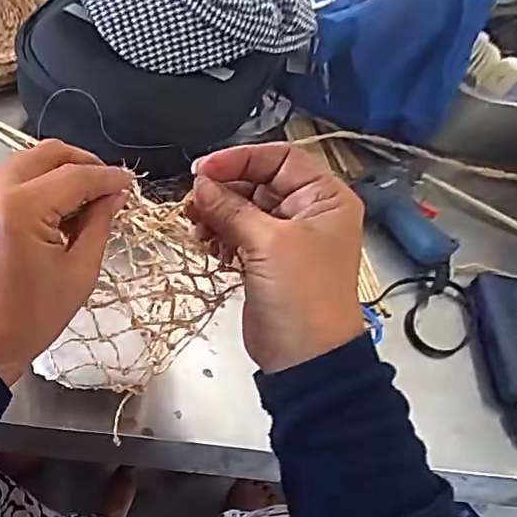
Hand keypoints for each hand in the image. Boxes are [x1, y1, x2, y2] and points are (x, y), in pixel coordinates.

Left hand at [0, 140, 131, 383]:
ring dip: (57, 174)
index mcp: (19, 210)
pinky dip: (33, 187)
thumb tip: (114, 195)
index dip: (106, 177)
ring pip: (25, 163)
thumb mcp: (80, 272)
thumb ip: (99, 224)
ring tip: (81, 202)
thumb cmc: (34, 317)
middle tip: (106, 185)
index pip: (73, 176)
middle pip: (46, 154)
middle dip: (82, 164)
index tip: (127, 182)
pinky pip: (7, 182)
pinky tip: (52, 212)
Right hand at [185, 142, 365, 372]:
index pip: (279, 159)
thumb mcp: (269, 243)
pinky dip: (220, 238)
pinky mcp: (265, 265)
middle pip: (258, 185)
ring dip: (216, 216)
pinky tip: (207, 246)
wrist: (304, 357)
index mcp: (324, 198)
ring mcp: (285, 242)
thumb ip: (231, 209)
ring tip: (196, 228)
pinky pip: (238, 239)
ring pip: (243, 213)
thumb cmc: (303, 296)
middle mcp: (307, 215)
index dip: (239, 160)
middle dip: (223, 191)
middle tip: (192, 202)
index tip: (203, 170)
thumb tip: (201, 184)